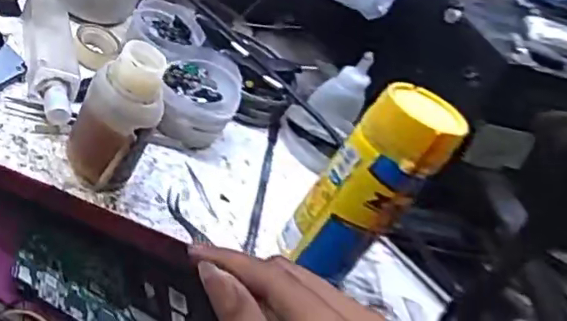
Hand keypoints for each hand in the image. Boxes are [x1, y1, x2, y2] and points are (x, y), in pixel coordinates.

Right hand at [191, 243, 380, 320]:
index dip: (225, 257)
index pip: (268, 271)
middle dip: (247, 270)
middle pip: (290, 271)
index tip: (194, 252)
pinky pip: (332, 304)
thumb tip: (212, 270)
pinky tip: (283, 315)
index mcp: (330, 317)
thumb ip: (245, 317)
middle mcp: (358, 311)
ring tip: (241, 295)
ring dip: (273, 286)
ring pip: (312, 285)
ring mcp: (372, 320)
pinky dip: (301, 303)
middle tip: (210, 275)